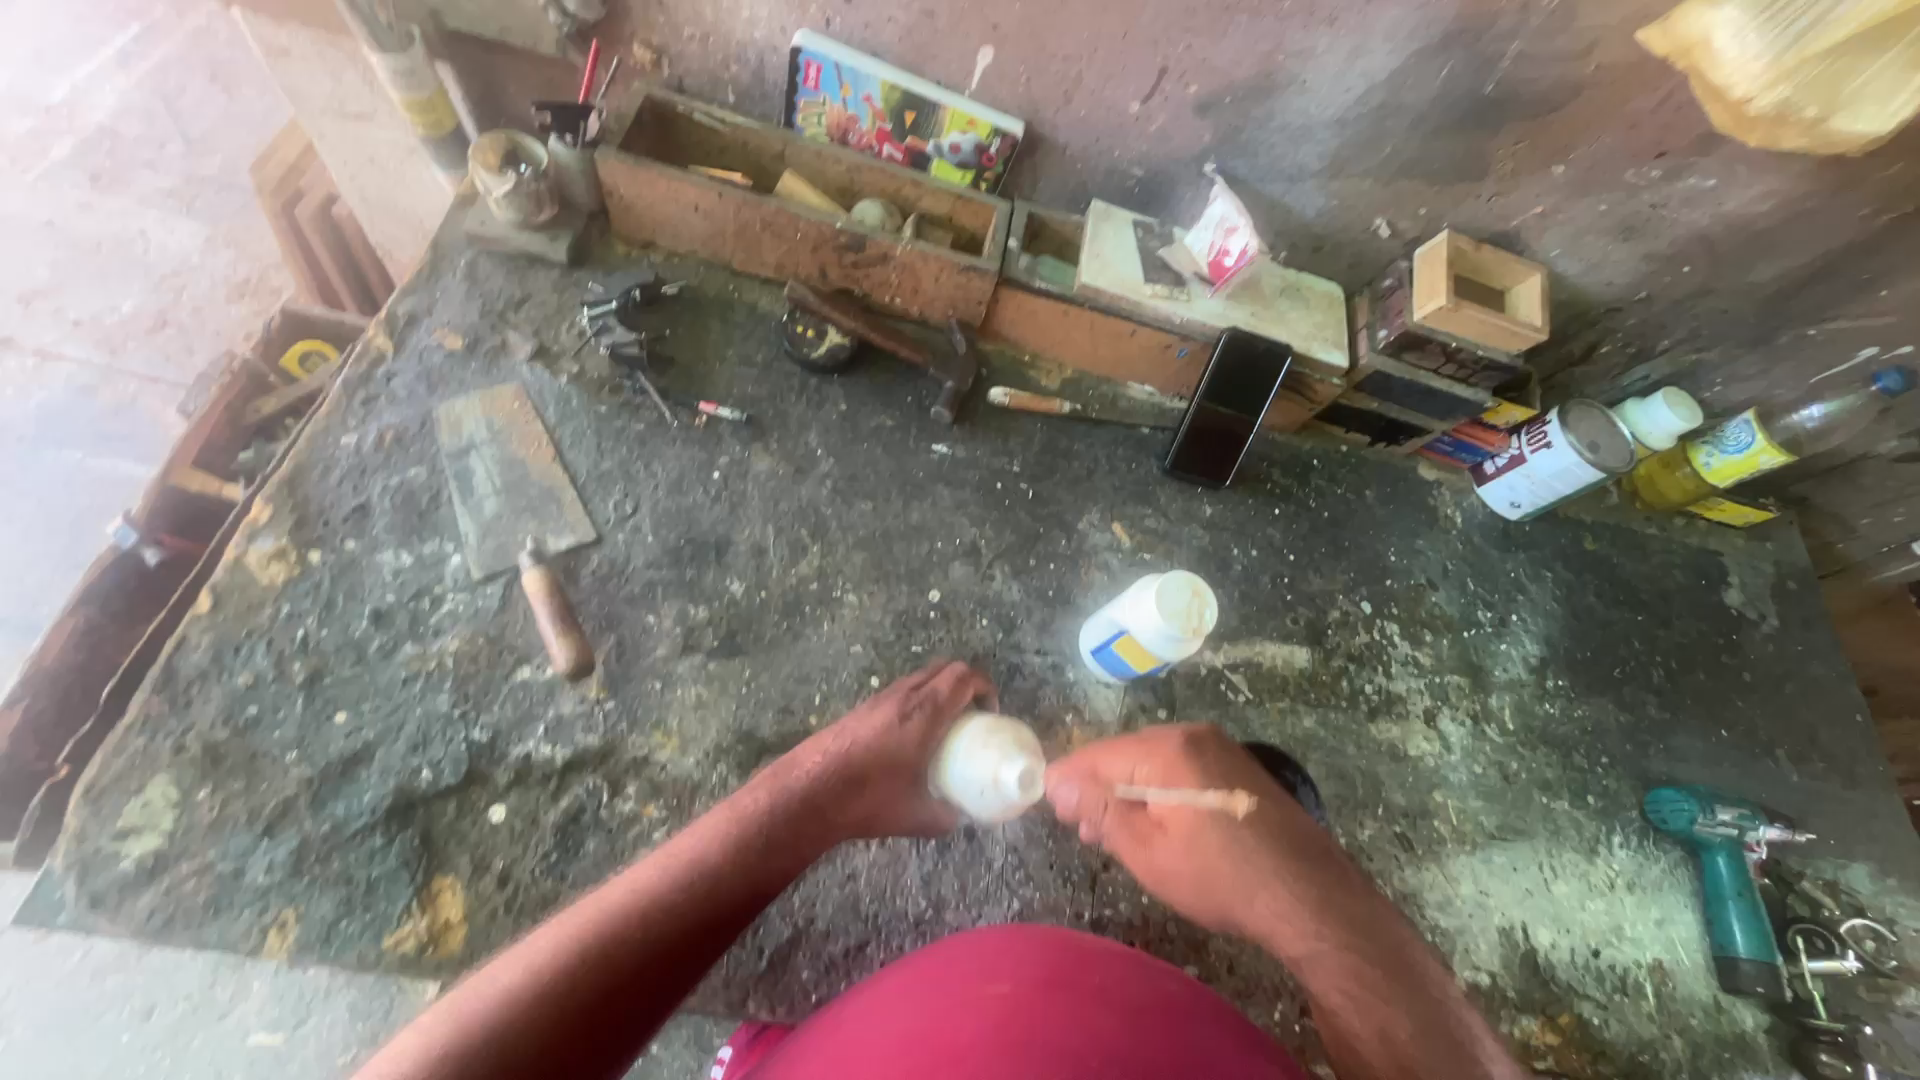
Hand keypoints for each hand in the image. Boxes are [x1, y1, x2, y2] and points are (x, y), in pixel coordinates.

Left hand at [778, 660, 996, 841]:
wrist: (808, 792)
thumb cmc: (866, 799)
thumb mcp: (916, 816)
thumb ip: (946, 815)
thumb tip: (959, 816)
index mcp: (925, 713)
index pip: (964, 677)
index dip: (985, 687)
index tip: (990, 713)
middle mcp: (904, 696)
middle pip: (944, 668)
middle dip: (965, 685)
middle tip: (972, 717)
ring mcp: (880, 698)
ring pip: (920, 678)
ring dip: (939, 691)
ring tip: (943, 727)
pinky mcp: (862, 708)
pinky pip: (901, 691)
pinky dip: (917, 701)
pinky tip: (911, 737)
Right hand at [1046, 724, 1308, 939]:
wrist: (1311, 897)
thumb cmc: (1221, 879)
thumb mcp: (1148, 851)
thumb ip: (1100, 809)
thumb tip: (1057, 782)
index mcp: (1166, 749)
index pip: (1098, 755)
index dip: (1069, 780)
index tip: (1049, 806)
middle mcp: (1192, 734)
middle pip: (1125, 754)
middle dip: (1098, 787)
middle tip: (1080, 828)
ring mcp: (1219, 747)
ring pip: (1152, 762)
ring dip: (1128, 792)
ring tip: (1110, 832)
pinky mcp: (1236, 766)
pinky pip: (1180, 767)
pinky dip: (1158, 790)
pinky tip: (1153, 821)